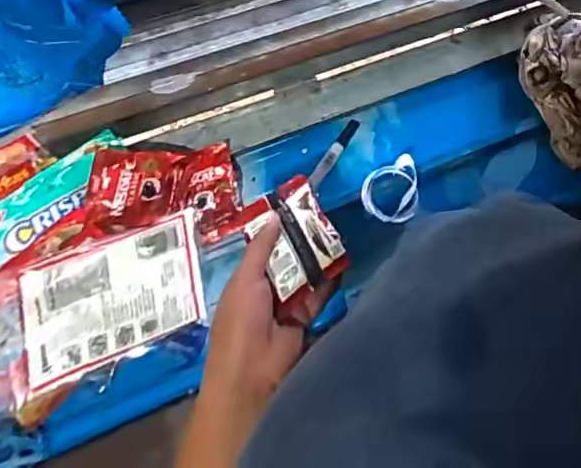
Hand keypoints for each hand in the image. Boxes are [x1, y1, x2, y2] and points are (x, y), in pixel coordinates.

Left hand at [177, 225, 331, 467]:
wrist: (252, 373)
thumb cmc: (240, 319)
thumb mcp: (246, 277)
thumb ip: (261, 247)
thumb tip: (274, 215)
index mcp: (246, 278)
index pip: (266, 247)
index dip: (281, 229)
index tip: (299, 208)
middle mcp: (266, 289)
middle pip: (288, 259)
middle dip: (303, 241)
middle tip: (323, 218)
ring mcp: (285, 305)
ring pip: (304, 275)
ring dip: (317, 259)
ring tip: (335, 234)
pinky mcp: (304, 320)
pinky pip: (317, 296)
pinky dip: (328, 282)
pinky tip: (340, 263)